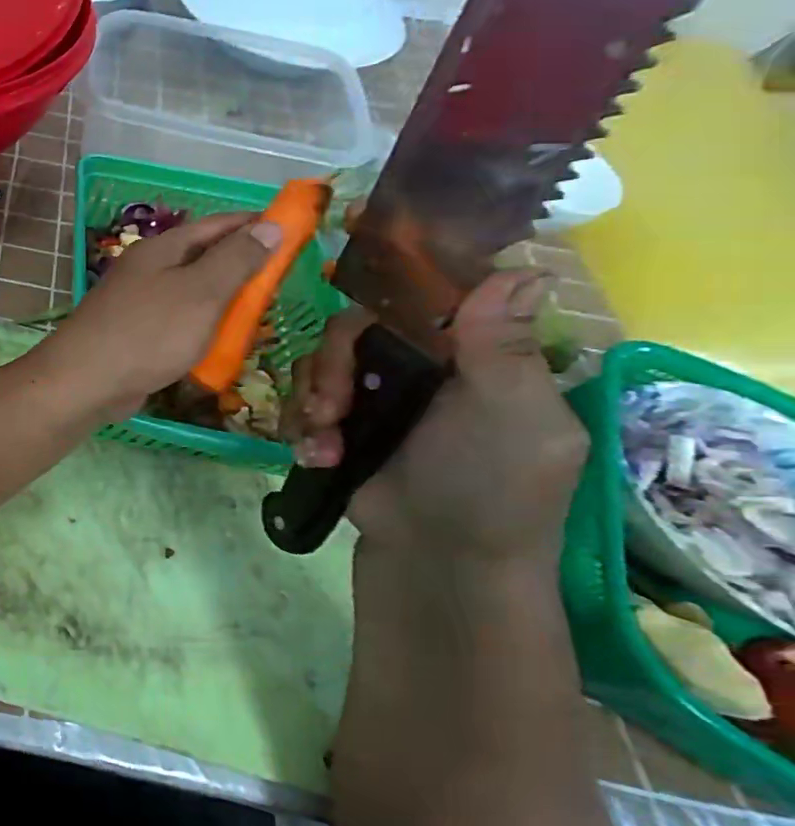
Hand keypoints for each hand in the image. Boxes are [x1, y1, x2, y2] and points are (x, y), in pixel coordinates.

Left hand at [35, 212, 281, 421]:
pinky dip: (204, 330)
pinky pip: (179, 325)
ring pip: (193, 295)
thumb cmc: (147, 332)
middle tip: (286, 282)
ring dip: (226, 303)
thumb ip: (236, 259)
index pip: (217, 225)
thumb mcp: (201, 292)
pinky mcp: (136, 335)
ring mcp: (138, 304)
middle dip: (244, 268)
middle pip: (204, 259)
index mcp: (160, 250)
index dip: (256, 225)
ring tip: (264, 315)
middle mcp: (147, 270)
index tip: (298, 232)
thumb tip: (271, 224)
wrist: (85, 382)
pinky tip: (225, 345)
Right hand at [283, 270, 588, 563]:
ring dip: (313, 401)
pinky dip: (303, 428)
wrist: (437, 558)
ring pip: (318, 364)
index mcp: (471, 355)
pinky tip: (318, 456)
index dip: (386, 291)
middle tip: (332, 406)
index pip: (422, 299)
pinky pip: (302, 401)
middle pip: (352, 330)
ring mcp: (375, 395)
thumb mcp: (511, 416)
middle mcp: (421, 367)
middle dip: (331, 366)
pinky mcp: (339, 424)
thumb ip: (501, 347)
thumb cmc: (491, 486)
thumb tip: (523, 268)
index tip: (358, 304)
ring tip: (325, 442)